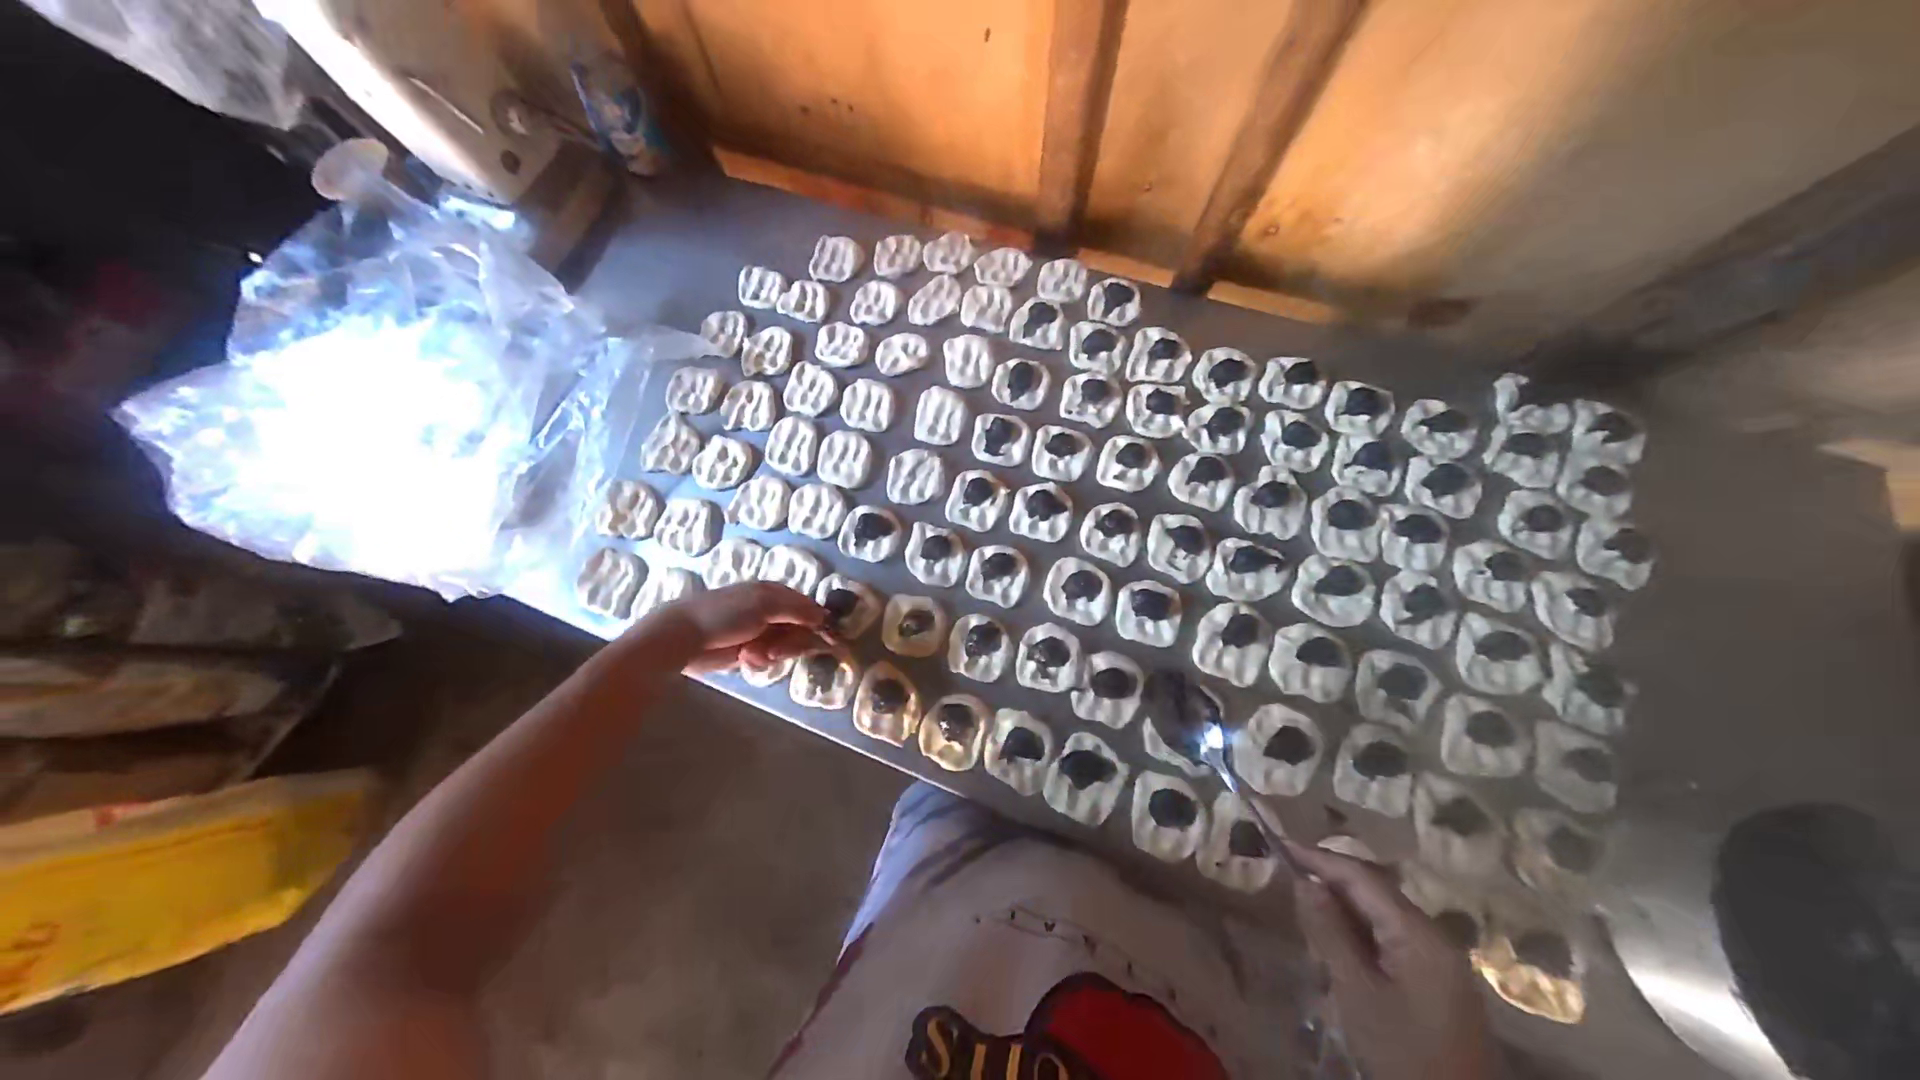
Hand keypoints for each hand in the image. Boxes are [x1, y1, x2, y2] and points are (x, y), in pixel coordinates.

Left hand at [628, 581, 827, 674]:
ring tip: (755, 655)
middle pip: (800, 630)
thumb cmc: (725, 613)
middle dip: (792, 643)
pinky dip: (761, 661)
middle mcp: (771, 611)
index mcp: (775, 592)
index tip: (828, 641)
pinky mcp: (749, 652)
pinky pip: (769, 658)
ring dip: (775, 653)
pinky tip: (747, 660)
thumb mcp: (765, 604)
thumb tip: (825, 616)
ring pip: (786, 647)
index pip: (808, 608)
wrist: (684, 636)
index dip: (818, 624)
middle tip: (778, 650)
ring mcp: (760, 632)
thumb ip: (798, 609)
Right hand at [1285, 840, 1499, 1079]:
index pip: (1363, 877)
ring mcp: (1441, 960)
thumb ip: (1329, 930)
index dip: (1320, 858)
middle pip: (1377, 889)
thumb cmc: (1401, 1050)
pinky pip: (1394, 936)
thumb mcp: (1355, 990)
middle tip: (1289, 871)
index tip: (1281, 845)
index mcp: (1418, 933)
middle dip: (1332, 877)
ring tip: (1307, 901)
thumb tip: (1305, 881)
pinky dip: (1362, 928)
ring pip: (1384, 912)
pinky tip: (1339, 938)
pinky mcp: (1439, 981)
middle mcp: (1435, 936)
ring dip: (1345, 902)